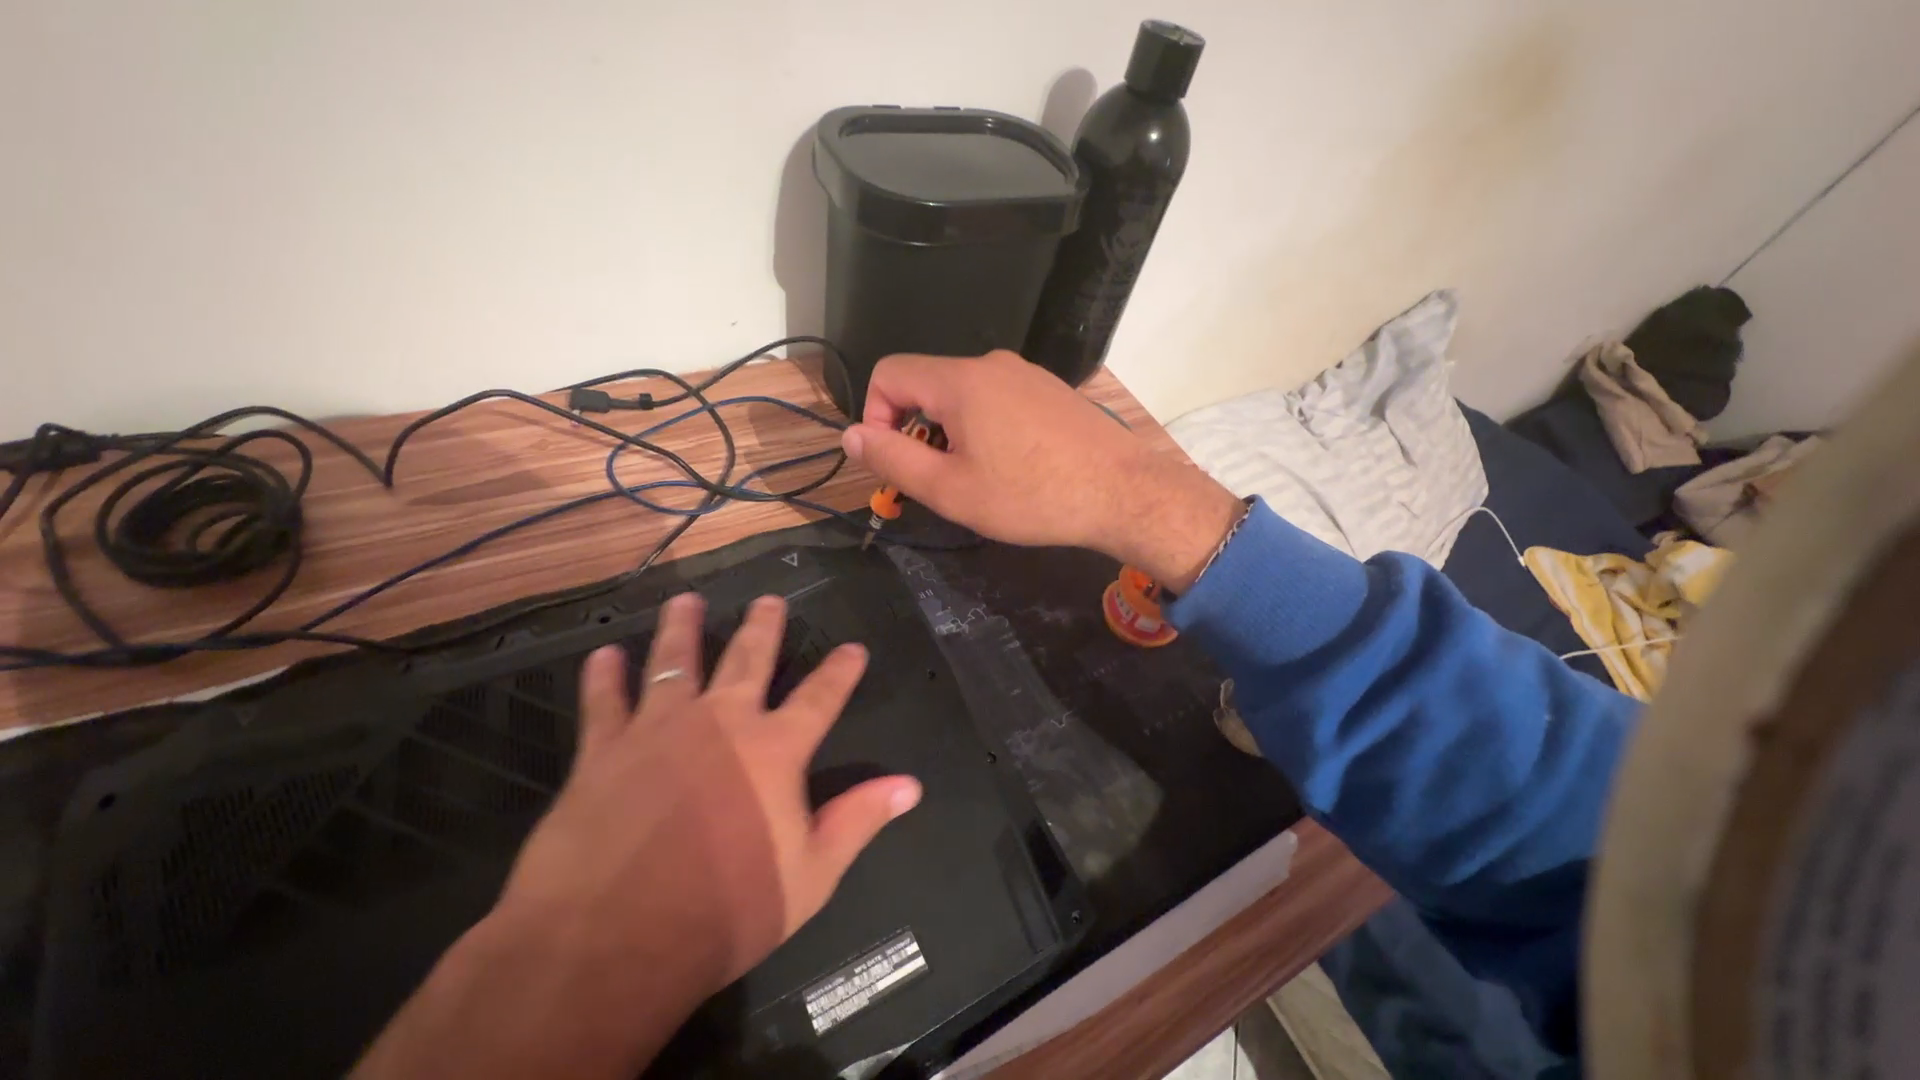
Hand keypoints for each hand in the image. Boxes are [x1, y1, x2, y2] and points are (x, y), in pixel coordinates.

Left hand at [354, 593, 920, 1079]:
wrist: (612, 936)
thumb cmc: (725, 910)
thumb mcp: (810, 876)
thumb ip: (857, 821)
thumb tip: (909, 785)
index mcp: (774, 750)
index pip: (819, 699)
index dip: (839, 672)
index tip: (853, 648)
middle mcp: (719, 723)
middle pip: (747, 661)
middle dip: (762, 628)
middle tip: (768, 600)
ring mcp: (657, 730)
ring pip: (674, 663)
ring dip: (682, 629)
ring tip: (686, 601)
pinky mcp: (602, 751)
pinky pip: (604, 702)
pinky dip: (605, 677)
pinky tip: (606, 656)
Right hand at [841, 350, 1242, 589]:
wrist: (1125, 493)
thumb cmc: (1032, 497)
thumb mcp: (951, 489)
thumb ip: (893, 459)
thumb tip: (851, 435)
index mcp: (961, 381)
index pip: (889, 372)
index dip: (875, 416)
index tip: (896, 463)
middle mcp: (991, 364)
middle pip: (926, 384)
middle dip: (916, 430)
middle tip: (940, 482)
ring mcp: (1026, 374)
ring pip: (963, 396)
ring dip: (952, 434)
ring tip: (980, 480)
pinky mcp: (1050, 390)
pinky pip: (997, 400)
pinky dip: (986, 429)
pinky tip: (1014, 468)